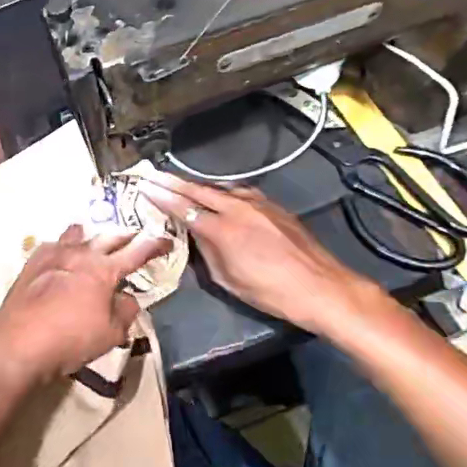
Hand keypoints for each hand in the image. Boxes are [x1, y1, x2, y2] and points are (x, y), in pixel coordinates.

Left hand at [0, 225, 171, 387]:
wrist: (17, 344)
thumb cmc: (69, 340)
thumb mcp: (110, 334)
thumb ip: (125, 311)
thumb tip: (126, 298)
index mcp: (104, 269)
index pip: (138, 251)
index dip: (155, 245)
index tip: (167, 241)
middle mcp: (80, 253)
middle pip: (109, 236)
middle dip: (126, 236)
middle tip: (136, 238)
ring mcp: (53, 254)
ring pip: (79, 233)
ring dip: (93, 236)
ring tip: (98, 241)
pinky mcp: (32, 263)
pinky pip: (54, 245)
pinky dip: (66, 246)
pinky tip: (64, 254)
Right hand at [140, 173, 391, 332]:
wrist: (322, 287)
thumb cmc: (272, 292)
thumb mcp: (229, 280)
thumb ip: (207, 252)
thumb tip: (196, 234)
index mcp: (223, 229)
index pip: (184, 207)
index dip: (161, 196)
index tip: (144, 186)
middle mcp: (239, 208)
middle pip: (199, 190)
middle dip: (173, 182)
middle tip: (152, 173)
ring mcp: (259, 204)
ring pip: (221, 189)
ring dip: (198, 186)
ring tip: (180, 184)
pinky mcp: (274, 207)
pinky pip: (240, 194)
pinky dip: (222, 192)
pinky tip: (219, 197)